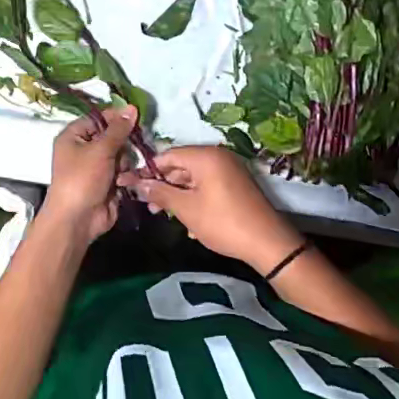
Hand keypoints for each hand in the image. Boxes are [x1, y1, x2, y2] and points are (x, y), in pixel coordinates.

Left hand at [37, 106, 137, 246]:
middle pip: (111, 137)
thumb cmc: (82, 178)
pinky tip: (126, 180)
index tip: (135, 116)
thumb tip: (131, 107)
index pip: (97, 118)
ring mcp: (96, 168)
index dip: (115, 117)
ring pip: (120, 155)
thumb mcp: (100, 149)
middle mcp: (83, 150)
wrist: (78, 218)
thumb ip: (118, 129)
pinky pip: (123, 172)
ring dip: (125, 162)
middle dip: (123, 143)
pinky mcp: (107, 183)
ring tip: (122, 171)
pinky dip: (126, 175)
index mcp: (73, 137)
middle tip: (131, 147)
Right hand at [120, 146, 306, 272]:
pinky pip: (208, 186)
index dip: (148, 171)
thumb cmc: (222, 222)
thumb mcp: (186, 208)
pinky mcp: (236, 185)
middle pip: (181, 166)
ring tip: (166, 216)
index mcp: (205, 156)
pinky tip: (190, 223)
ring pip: (194, 179)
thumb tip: (137, 184)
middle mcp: (218, 157)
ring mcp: (230, 171)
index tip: (131, 186)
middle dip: (163, 186)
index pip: (167, 155)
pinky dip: (195, 200)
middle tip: (150, 206)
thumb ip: (160, 192)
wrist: (267, 243)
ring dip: (178, 196)